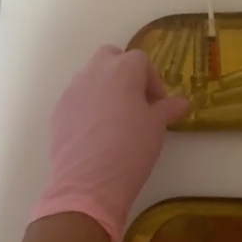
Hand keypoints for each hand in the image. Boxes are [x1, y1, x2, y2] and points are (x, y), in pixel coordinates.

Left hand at [31, 45, 189, 241]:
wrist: (88, 183)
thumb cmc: (130, 149)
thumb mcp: (156, 127)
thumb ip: (168, 108)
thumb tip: (182, 102)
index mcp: (123, 70)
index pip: (141, 60)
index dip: (153, 80)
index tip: (158, 103)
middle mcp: (94, 72)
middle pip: (111, 57)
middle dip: (125, 71)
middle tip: (136, 99)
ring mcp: (72, 90)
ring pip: (91, 76)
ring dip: (105, 87)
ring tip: (116, 117)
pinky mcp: (58, 110)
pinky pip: (77, 98)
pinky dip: (88, 105)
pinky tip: (96, 132)